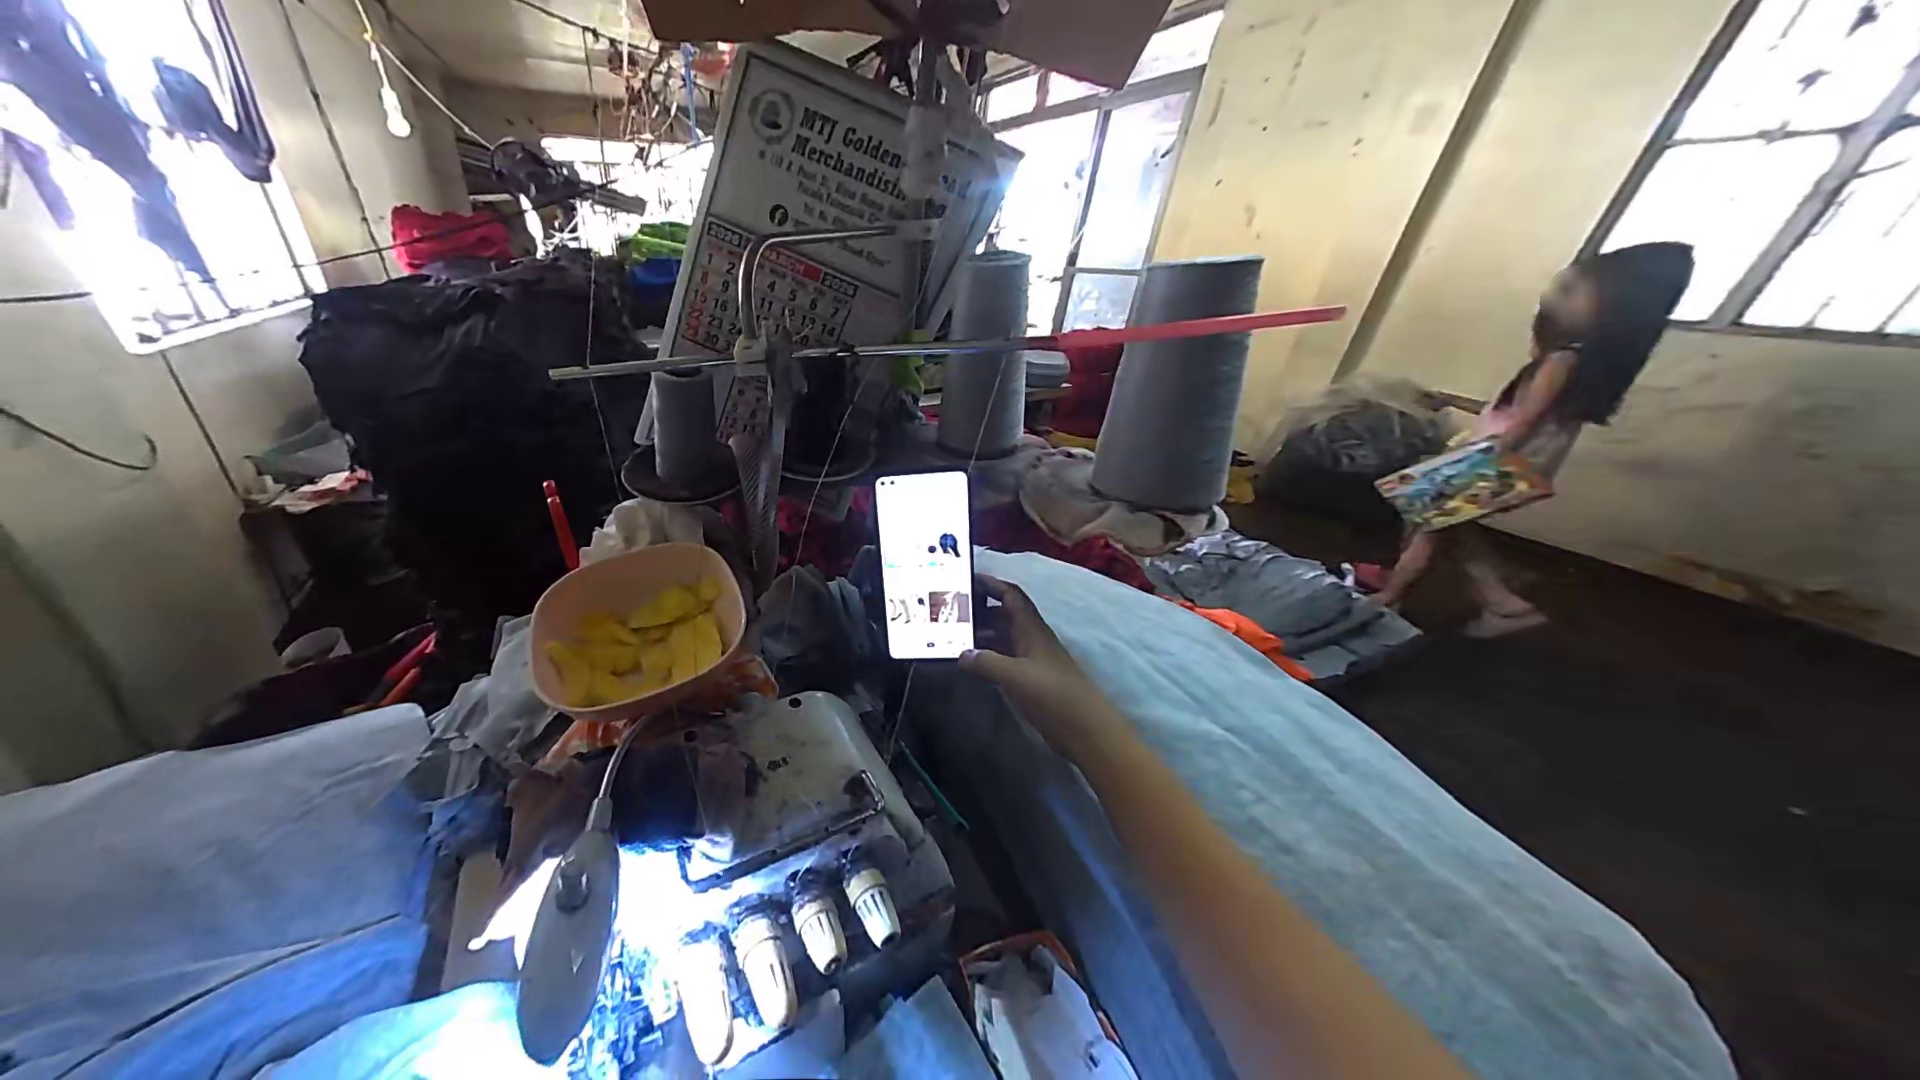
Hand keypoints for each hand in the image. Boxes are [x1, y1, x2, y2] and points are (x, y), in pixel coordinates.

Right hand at [960, 575, 1115, 757]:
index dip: (991, 584)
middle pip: (1003, 616)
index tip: (967, 579)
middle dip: (979, 611)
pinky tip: (971, 664)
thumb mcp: (1015, 675)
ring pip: (1003, 639)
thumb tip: (961, 654)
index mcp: (1031, 629)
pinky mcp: (1031, 680)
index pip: (1011, 596)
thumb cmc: (1051, 694)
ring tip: (953, 637)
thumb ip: (986, 662)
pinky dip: (987, 658)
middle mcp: (1032, 639)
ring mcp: (1032, 660)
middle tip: (949, 613)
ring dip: (981, 636)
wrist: (1083, 727)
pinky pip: (1004, 660)